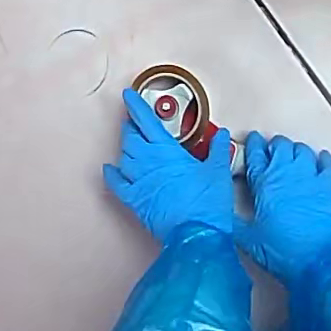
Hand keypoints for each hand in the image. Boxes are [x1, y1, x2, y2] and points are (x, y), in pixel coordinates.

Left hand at [102, 89, 234, 242]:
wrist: (197, 235)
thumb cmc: (207, 204)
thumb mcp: (218, 171)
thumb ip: (218, 150)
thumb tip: (221, 136)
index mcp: (166, 150)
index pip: (145, 119)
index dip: (135, 105)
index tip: (128, 95)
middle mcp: (148, 161)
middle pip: (131, 136)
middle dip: (131, 127)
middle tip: (135, 123)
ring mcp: (139, 181)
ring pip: (124, 156)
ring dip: (126, 148)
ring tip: (131, 144)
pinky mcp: (135, 201)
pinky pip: (116, 184)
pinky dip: (112, 175)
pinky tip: (110, 170)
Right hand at [234, 133, 330, 283]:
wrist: (321, 261)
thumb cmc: (285, 250)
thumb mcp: (250, 240)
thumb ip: (234, 223)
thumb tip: (222, 217)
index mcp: (263, 182)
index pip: (254, 152)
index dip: (252, 144)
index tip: (252, 141)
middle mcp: (285, 171)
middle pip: (279, 144)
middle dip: (274, 145)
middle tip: (271, 151)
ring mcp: (309, 175)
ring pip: (301, 149)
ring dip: (295, 150)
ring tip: (292, 157)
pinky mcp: (329, 184)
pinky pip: (326, 162)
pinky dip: (322, 159)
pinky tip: (319, 161)